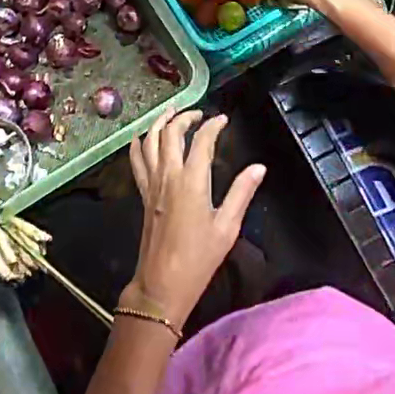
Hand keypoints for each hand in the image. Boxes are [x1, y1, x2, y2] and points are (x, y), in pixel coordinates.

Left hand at [122, 110, 266, 328]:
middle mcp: (168, 175)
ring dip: (159, 122)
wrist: (162, 281)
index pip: (201, 141)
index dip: (213, 126)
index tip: (223, 120)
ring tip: (170, 112)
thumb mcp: (227, 227)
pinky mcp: (142, 193)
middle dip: (183, 117)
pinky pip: (136, 160)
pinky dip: (139, 143)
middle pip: (170, 133)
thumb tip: (258, 168)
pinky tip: (141, 137)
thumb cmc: (199, 257)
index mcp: (191, 181)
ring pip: (150, 141)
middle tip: (197, 113)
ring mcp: (151, 183)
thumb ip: (241, 193)